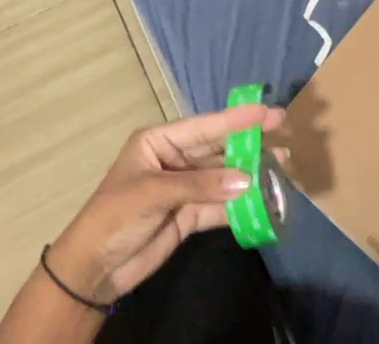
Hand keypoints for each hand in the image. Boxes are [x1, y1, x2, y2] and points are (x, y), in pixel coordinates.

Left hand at [44, 104, 284, 302]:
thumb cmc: (115, 215)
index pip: (203, 126)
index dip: (235, 119)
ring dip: (250, 173)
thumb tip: (246, 179)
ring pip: (223, 176)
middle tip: (283, 131)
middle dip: (249, 142)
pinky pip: (220, 205)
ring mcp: (183, 188)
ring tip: (282, 166)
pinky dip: (241, 204)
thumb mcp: (153, 193)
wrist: (95, 267)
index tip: (266, 111)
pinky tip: (263, 200)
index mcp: (158, 141)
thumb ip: (200, 186)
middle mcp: (174, 159)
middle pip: (217, 147)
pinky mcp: (189, 215)